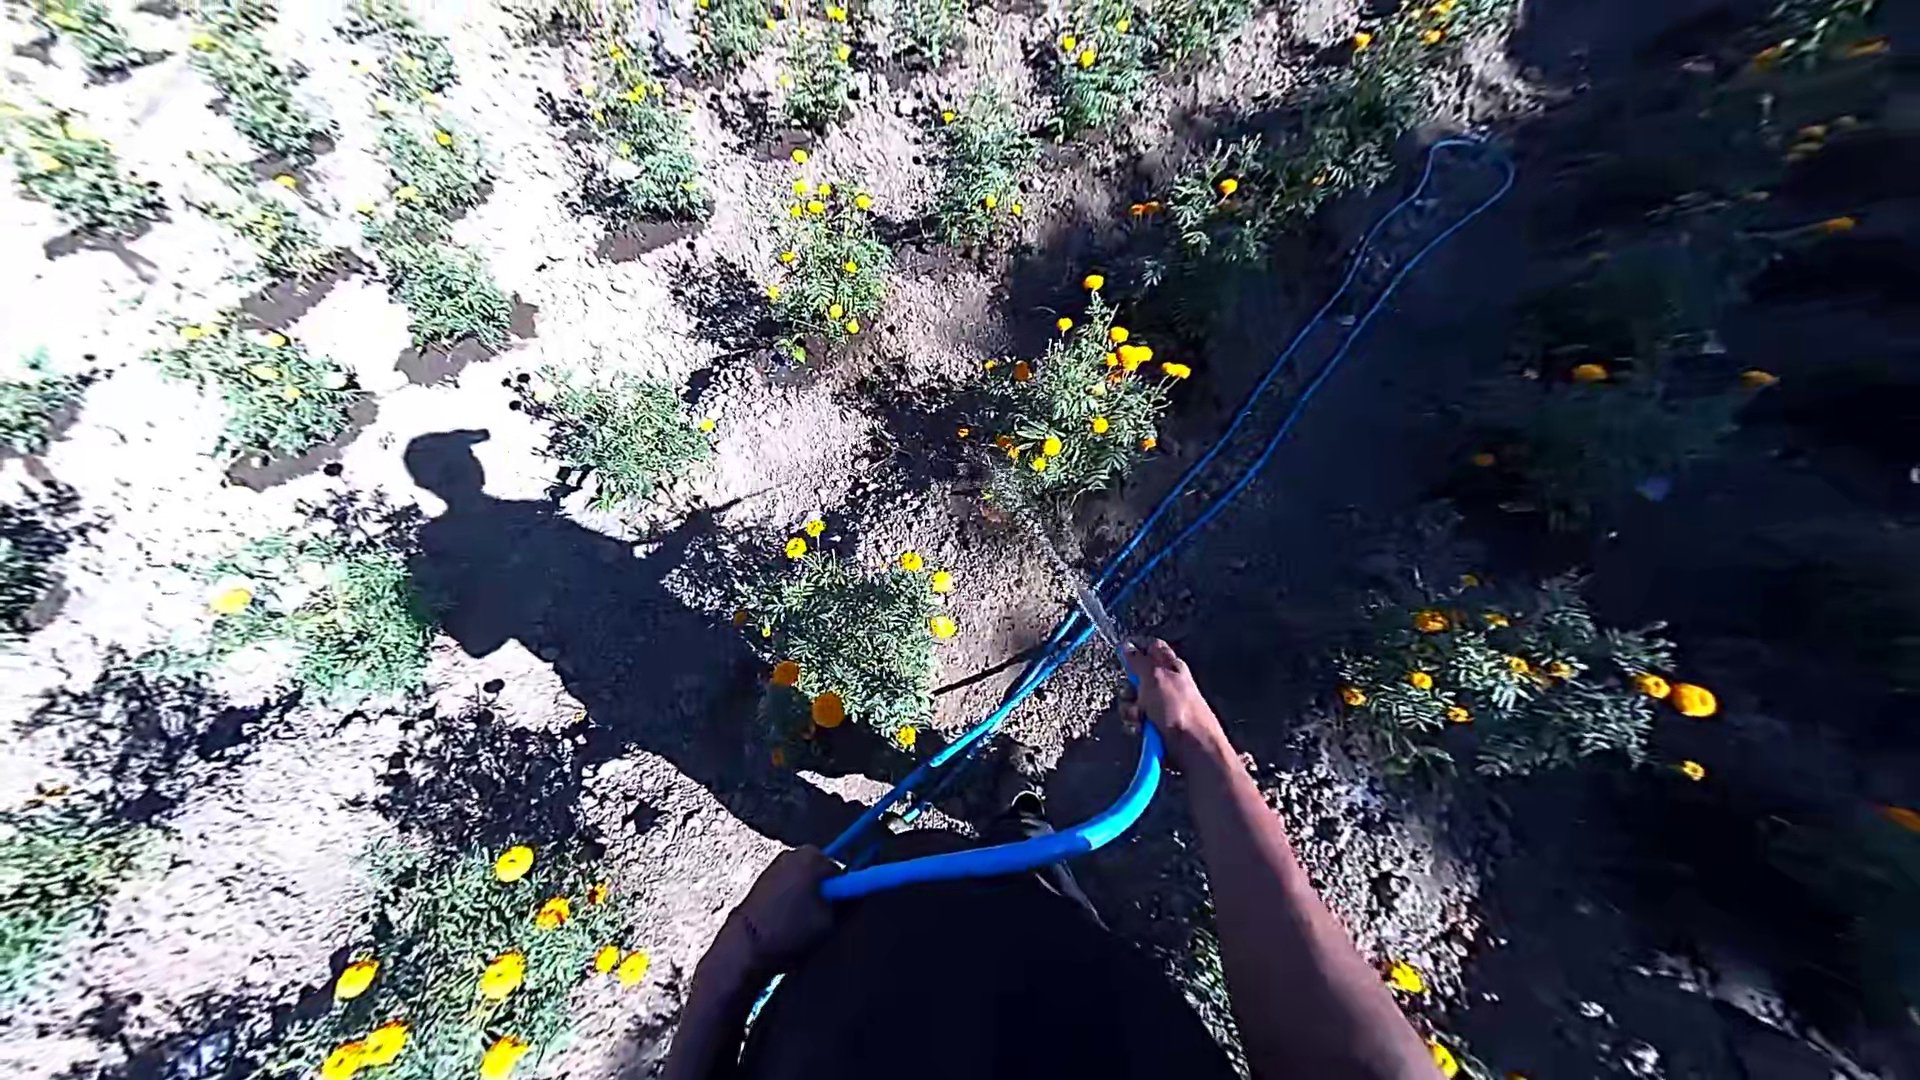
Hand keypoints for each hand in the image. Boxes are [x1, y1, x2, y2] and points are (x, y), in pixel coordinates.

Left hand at [716, 846, 839, 975]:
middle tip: (818, 923)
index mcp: (813, 855)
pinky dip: (788, 903)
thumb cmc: (789, 932)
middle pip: (820, 874)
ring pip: (802, 883)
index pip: (840, 872)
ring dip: (804, 901)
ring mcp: (775, 865)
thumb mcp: (829, 922)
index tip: (837, 914)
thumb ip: (847, 903)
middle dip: (821, 896)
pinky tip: (783, 926)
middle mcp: (793, 853)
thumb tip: (854, 896)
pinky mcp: (761, 880)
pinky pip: (785, 889)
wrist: (743, 949)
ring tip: (798, 928)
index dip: (842, 895)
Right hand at [1124, 638, 1229, 767]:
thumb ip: (1138, 661)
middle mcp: (1165, 684)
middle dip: (1128, 687)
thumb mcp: (1155, 677)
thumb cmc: (1179, 709)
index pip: (1151, 648)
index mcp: (1170, 666)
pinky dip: (1133, 724)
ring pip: (1130, 700)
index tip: (1124, 654)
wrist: (1193, 748)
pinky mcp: (1153, 725)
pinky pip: (1133, 719)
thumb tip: (1126, 645)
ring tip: (1140, 717)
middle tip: (1135, 694)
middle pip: (1134, 677)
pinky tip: (1141, 729)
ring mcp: (1159, 706)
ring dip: (1129, 709)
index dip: (1136, 649)